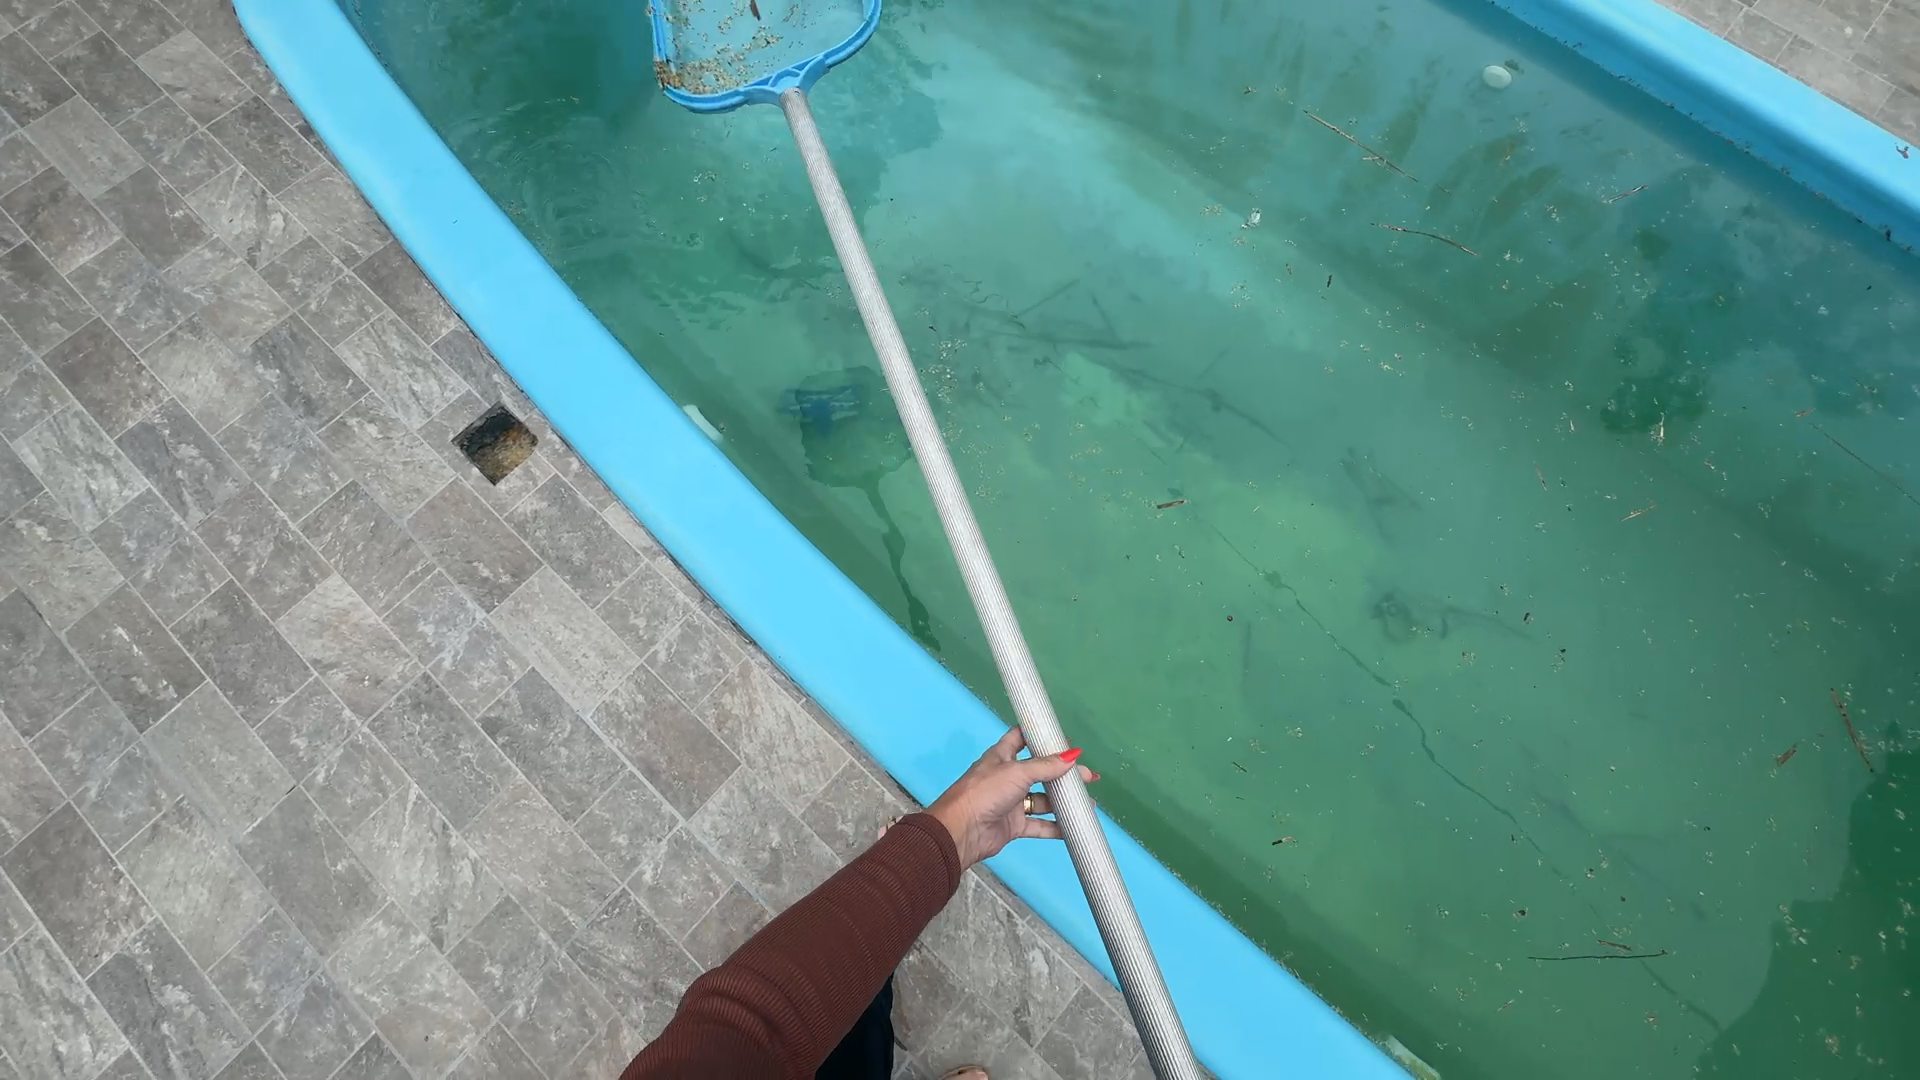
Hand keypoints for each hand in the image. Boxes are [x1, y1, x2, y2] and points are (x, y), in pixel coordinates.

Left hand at [924, 727, 1095, 867]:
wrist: (962, 830)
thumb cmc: (986, 791)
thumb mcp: (1017, 772)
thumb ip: (1046, 766)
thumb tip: (1073, 755)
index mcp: (1002, 756)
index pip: (1022, 737)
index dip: (1041, 736)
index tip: (1064, 739)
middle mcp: (1007, 776)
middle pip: (1039, 771)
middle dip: (1062, 773)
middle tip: (1087, 776)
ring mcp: (1011, 802)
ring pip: (1041, 800)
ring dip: (1062, 801)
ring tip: (1087, 803)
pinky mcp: (1013, 825)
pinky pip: (1038, 825)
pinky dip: (1054, 827)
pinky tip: (1073, 828)